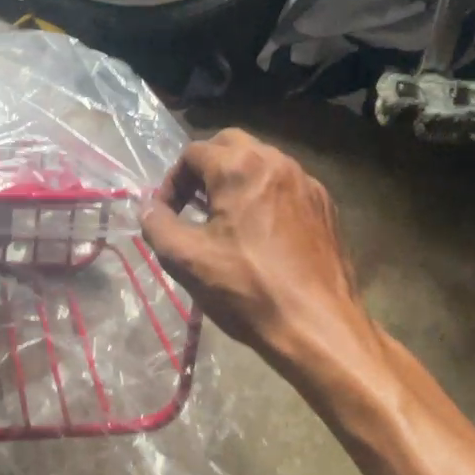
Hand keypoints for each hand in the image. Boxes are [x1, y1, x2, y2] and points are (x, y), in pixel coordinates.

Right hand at [140, 129, 371, 373]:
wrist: (320, 330)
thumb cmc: (248, 289)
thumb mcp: (186, 260)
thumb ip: (156, 225)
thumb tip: (149, 209)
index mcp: (239, 168)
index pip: (192, 154)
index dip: (171, 182)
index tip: (166, 215)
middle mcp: (276, 162)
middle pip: (229, 145)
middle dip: (205, 169)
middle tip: (193, 204)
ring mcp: (306, 182)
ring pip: (261, 162)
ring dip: (236, 180)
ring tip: (224, 219)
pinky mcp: (325, 206)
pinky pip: (285, 185)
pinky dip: (265, 196)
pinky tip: (260, 234)